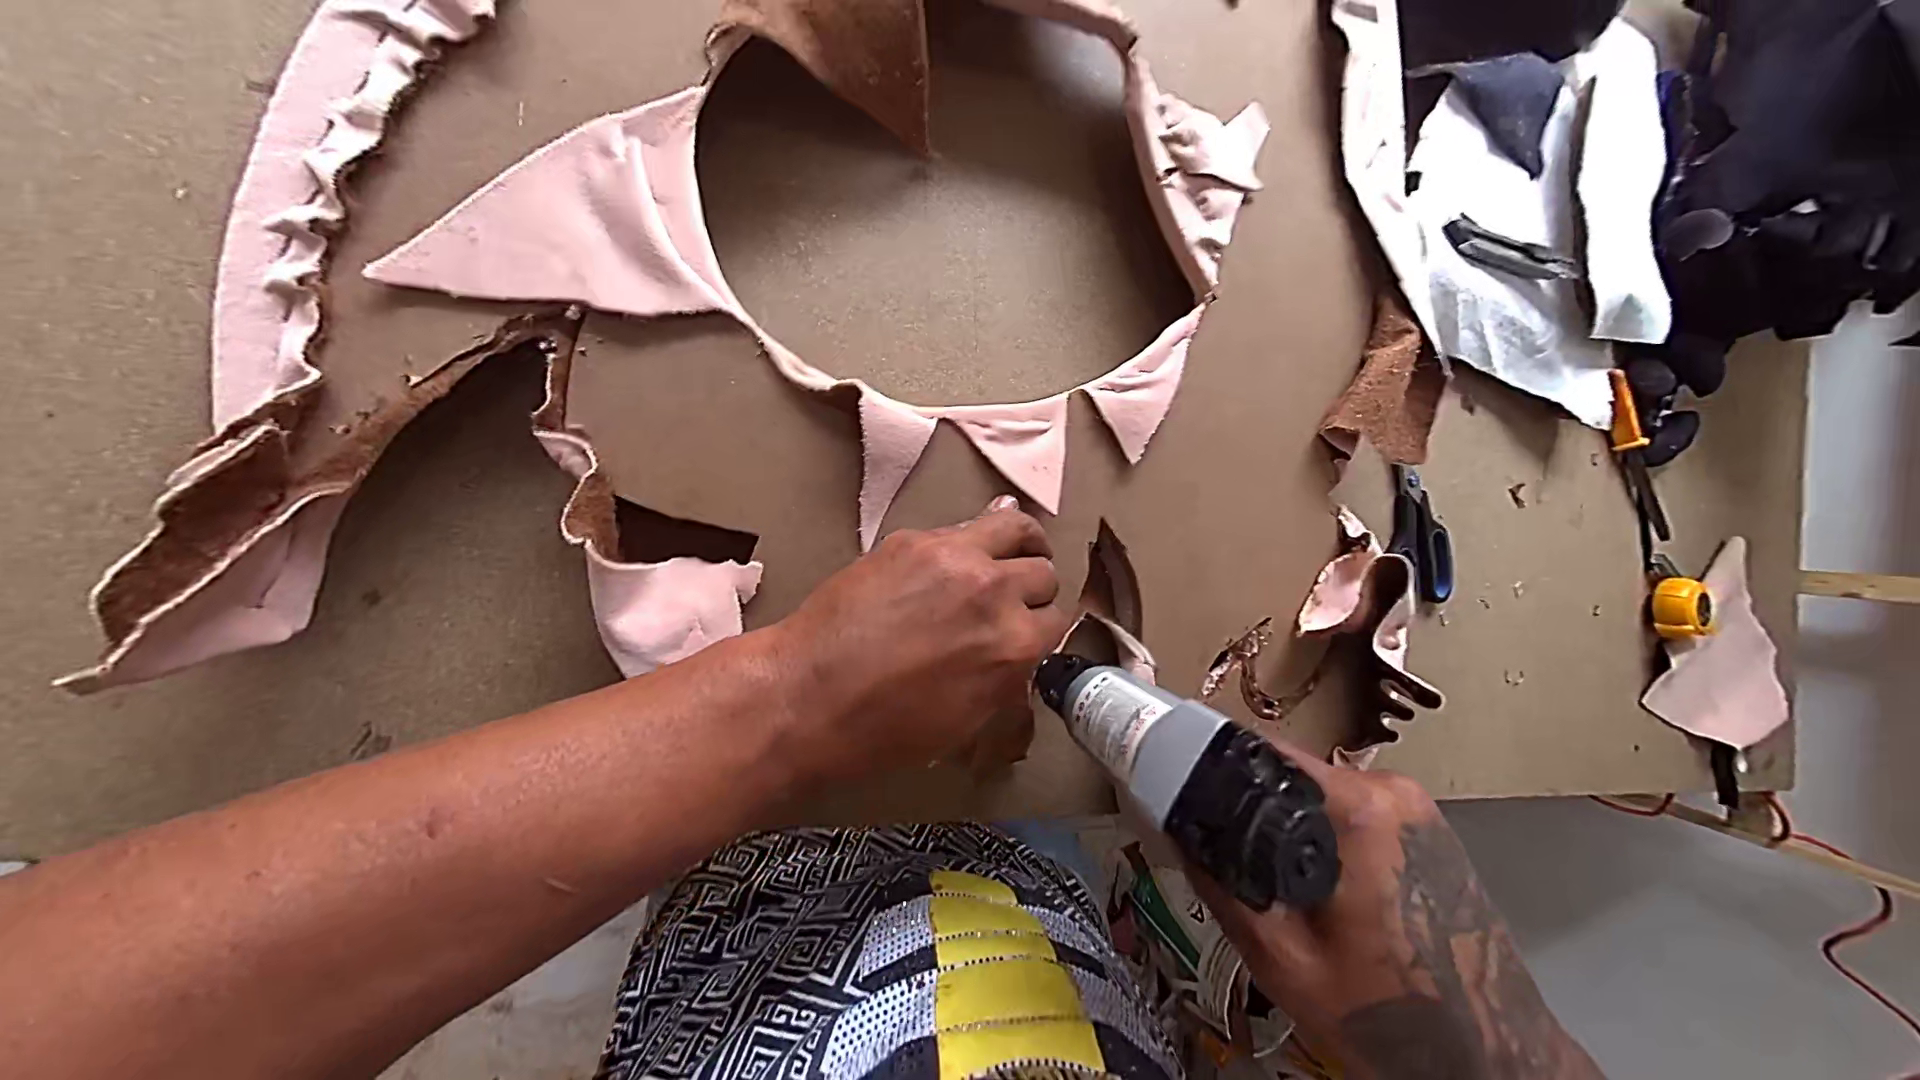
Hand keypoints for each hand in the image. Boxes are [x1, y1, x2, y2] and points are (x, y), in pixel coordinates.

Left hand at [764, 497, 1072, 783]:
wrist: (809, 696)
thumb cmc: (884, 727)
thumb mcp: (968, 720)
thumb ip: (1008, 678)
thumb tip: (1021, 652)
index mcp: (1014, 644)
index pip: (1058, 621)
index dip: (1041, 629)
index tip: (1028, 630)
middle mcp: (994, 592)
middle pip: (1043, 573)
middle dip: (1031, 592)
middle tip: (1010, 602)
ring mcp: (954, 557)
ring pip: (1017, 528)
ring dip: (1021, 544)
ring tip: (1009, 554)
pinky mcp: (914, 538)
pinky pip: (963, 528)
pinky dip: (969, 542)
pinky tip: (954, 559)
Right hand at [1186, 736, 1604, 1079]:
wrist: (1490, 1060)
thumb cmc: (1385, 1013)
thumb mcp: (1280, 957)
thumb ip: (1220, 885)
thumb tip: (1177, 828)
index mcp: (1359, 809)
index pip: (1262, 752)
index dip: (1212, 762)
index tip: (1180, 780)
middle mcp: (1393, 791)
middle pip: (1289, 768)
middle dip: (1248, 796)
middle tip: (1223, 840)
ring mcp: (1416, 806)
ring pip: (1318, 787)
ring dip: (1285, 813)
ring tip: (1267, 865)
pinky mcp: (1427, 824)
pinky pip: (1349, 804)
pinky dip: (1320, 826)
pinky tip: (1313, 873)